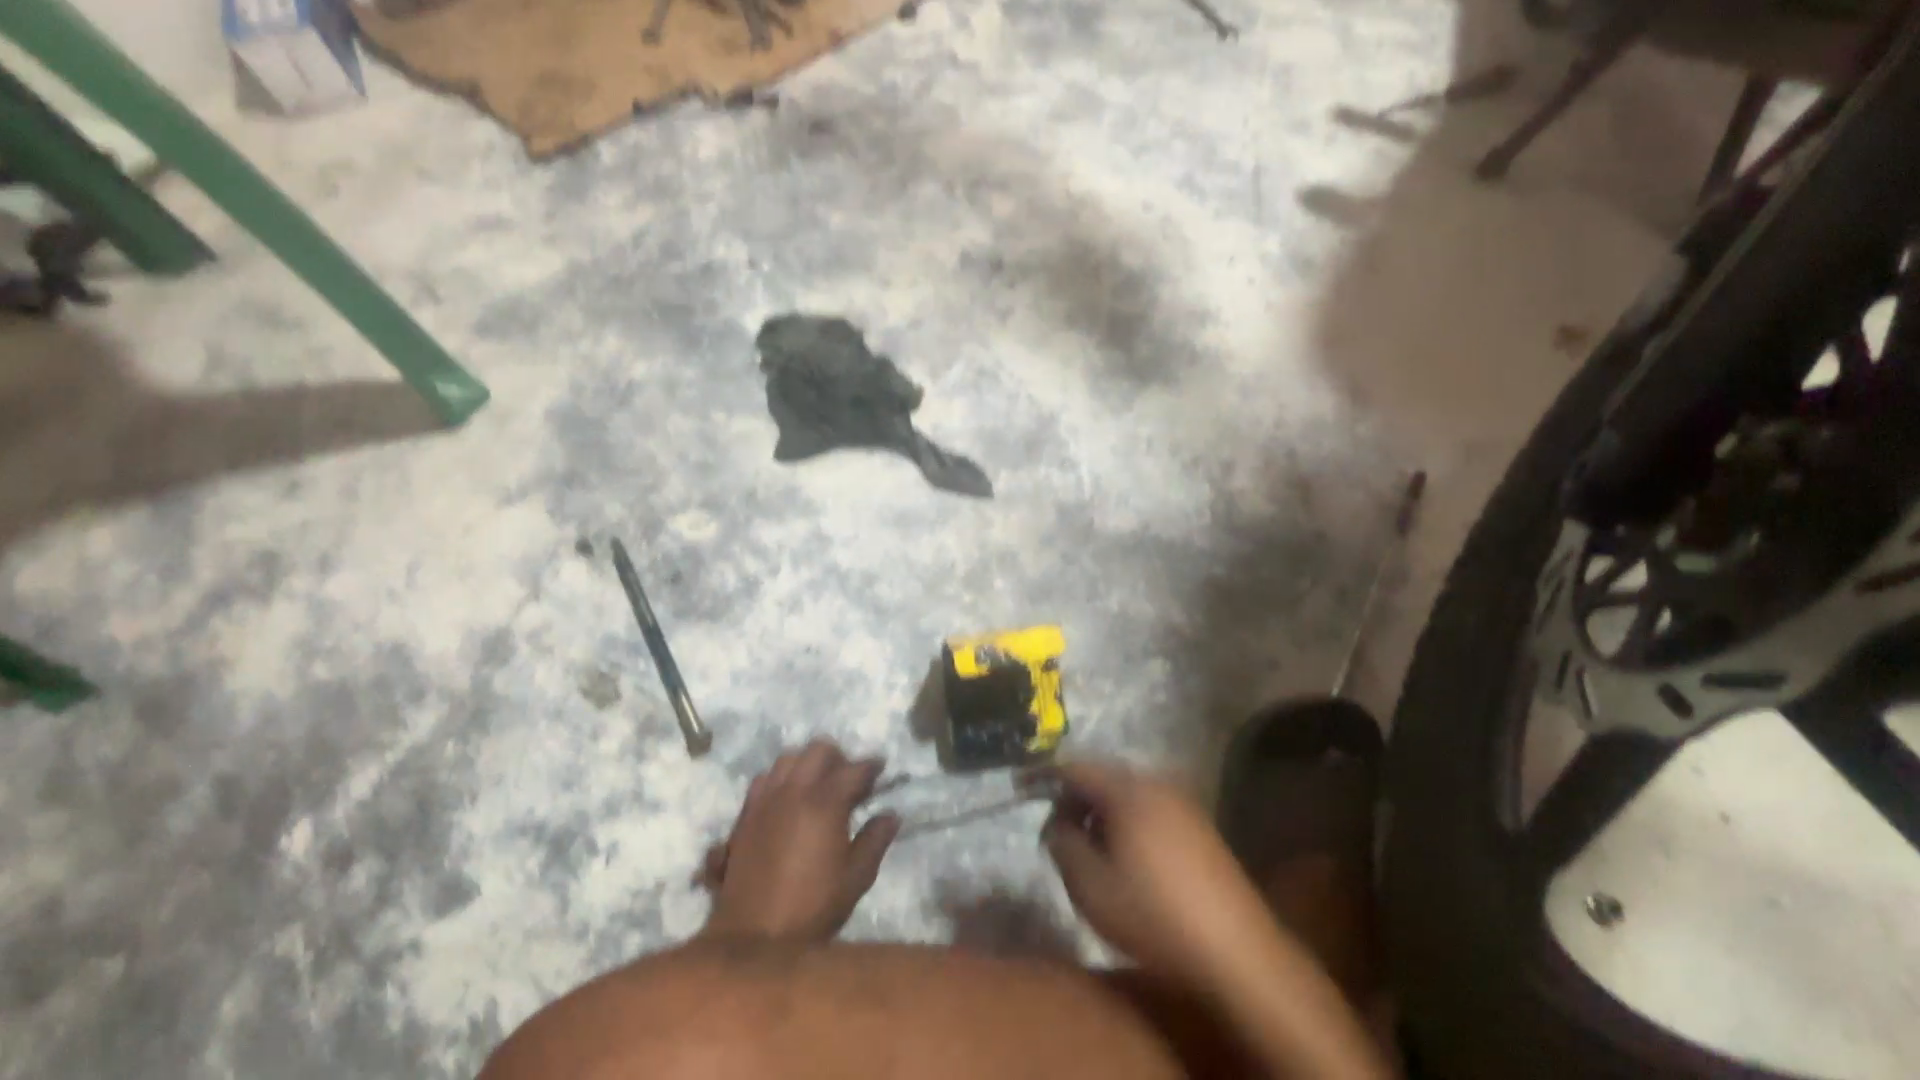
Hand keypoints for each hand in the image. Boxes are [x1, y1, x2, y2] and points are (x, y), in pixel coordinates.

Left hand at [699, 738, 900, 943]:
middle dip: (838, 758)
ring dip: (807, 765)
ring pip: (787, 760)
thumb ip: (875, 840)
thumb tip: (890, 815)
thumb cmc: (813, 908)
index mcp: (824, 803)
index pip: (854, 769)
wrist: (754, 937)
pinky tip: (789, 801)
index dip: (872, 766)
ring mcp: (764, 801)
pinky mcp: (744, 816)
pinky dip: (781, 780)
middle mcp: (792, 792)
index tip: (882, 770)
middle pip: (817, 750)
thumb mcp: (856, 878)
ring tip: (819, 787)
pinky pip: (764, 780)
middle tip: (850, 779)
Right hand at [1043, 761, 1277, 991]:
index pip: (1076, 768)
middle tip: (1054, 831)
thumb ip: (1062, 843)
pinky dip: (1127, 824)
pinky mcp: (1200, 829)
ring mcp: (1185, 805)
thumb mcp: (1090, 885)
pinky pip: (1150, 811)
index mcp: (1129, 791)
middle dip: (1074, 799)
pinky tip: (1123, 859)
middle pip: (1104, 777)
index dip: (1044, 776)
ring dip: (1102, 814)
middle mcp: (1159, 785)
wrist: (1234, 950)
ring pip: (1128, 796)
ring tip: (1086, 850)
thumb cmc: (1152, 914)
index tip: (1020, 788)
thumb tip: (1056, 823)